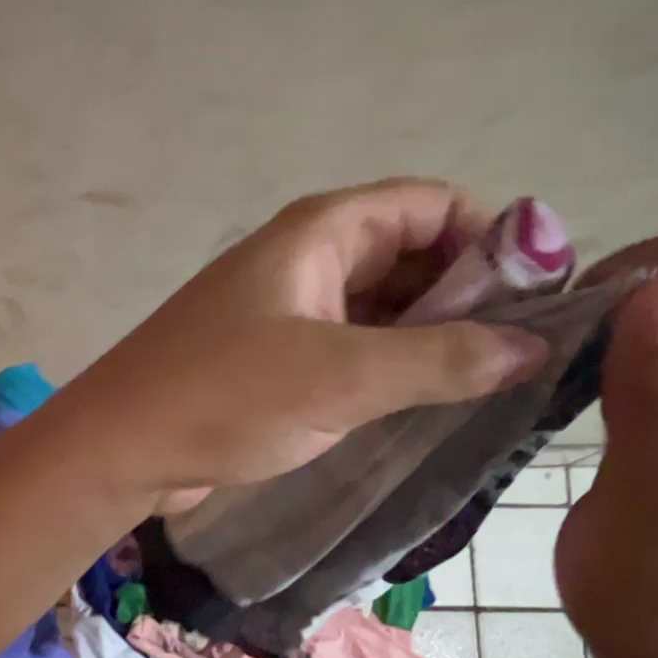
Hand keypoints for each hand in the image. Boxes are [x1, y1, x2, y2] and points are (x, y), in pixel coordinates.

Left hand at [47, 177, 549, 512]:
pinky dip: (387, 369)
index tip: (538, 298)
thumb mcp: (343, 377)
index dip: (492, 239)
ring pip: (379, 309)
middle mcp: (305, 261)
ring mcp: (284, 313)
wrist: (119, 452)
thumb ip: (440, 359)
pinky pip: (348, 350)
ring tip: (485, 385)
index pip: (431, 205)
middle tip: (518, 355)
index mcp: (321, 233)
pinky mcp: (271, 364)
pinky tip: (420, 406)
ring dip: (428, 339)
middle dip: (465, 296)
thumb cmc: (224, 398)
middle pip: (409, 255)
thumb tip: (531, 346)